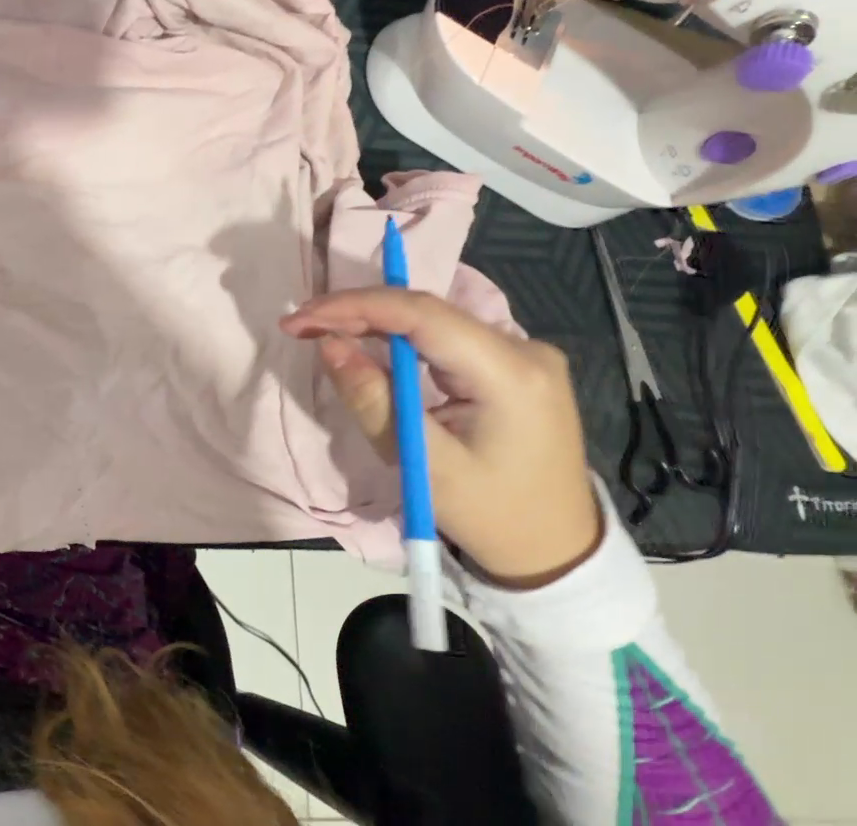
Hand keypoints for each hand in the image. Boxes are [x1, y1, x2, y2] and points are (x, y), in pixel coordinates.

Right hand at [280, 287, 602, 588]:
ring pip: (432, 320)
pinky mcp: (512, 366)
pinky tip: (365, 341)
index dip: (355, 306)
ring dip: (374, 322)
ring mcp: (522, 355)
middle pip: (426, 311)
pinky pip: (444, 337)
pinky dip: (398, 338)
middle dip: (357, 311)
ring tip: (322, 331)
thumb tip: (328, 344)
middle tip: (300, 325)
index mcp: (511, 373)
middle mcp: (524, 349)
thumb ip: (374, 398)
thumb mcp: (422, 461)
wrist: (555, 549)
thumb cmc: (491, 514)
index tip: (300, 318)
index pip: (422, 315)